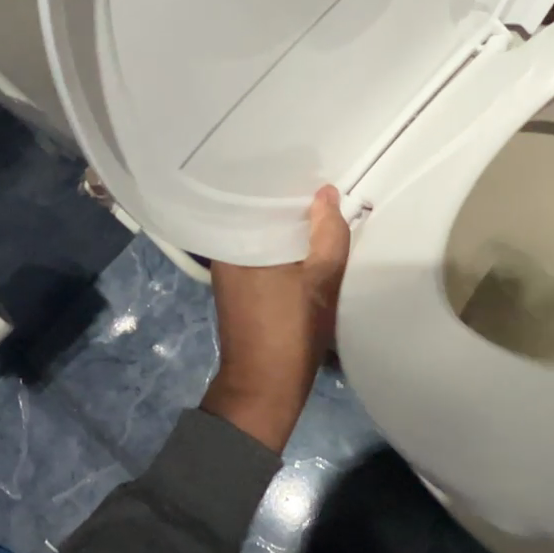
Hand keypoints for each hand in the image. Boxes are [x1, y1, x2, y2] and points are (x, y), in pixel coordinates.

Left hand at [200, 186, 351, 451]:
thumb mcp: (320, 280)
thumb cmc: (289, 332)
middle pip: (259, 212)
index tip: (308, 162)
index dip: (283, 178)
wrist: (263, 390)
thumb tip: (326, 193)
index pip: (254, 192)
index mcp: (234, 240)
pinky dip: (283, 244)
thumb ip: (328, 234)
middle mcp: (225, 248)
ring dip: (288, 224)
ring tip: (318, 206)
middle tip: (320, 180)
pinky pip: (264, 250)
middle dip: (289, 200)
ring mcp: (231, 268)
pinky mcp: (241, 284)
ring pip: (263, 232)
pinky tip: (307, 240)